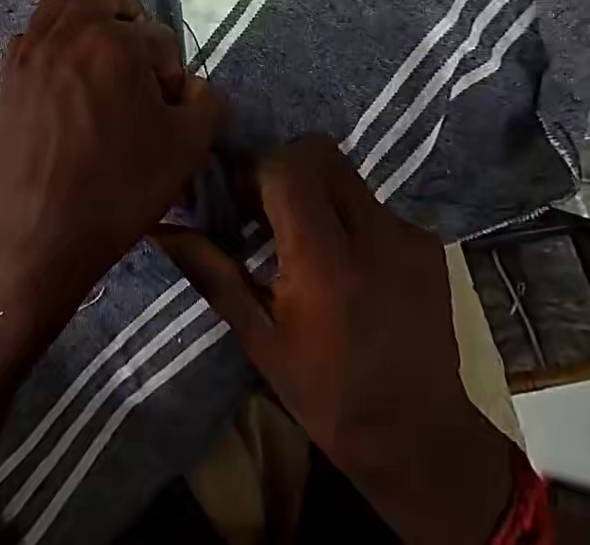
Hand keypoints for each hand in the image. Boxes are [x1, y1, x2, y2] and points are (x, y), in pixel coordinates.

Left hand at [0, 0, 224, 315]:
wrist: (43, 236)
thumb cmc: (120, 187)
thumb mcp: (188, 147)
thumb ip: (208, 103)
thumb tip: (194, 89)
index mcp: (115, 43)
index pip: (159, 35)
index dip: (172, 69)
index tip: (168, 105)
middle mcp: (68, 34)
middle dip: (130, 16)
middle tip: (138, 61)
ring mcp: (30, 53)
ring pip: (61, 5)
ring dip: (88, 24)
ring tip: (101, 67)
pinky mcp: (7, 78)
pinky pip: (32, 37)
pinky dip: (53, 46)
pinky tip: (67, 85)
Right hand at [157, 136, 515, 543]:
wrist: (417, 434)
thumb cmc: (327, 394)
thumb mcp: (260, 338)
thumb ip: (212, 272)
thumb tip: (162, 230)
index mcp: (325, 261)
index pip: (287, 168)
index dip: (253, 170)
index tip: (236, 200)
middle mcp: (373, 232)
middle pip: (319, 153)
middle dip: (282, 166)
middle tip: (262, 208)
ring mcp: (407, 233)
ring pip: (346, 174)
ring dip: (313, 189)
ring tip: (300, 238)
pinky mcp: (426, 241)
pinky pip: (372, 203)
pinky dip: (345, 214)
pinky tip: (342, 260)